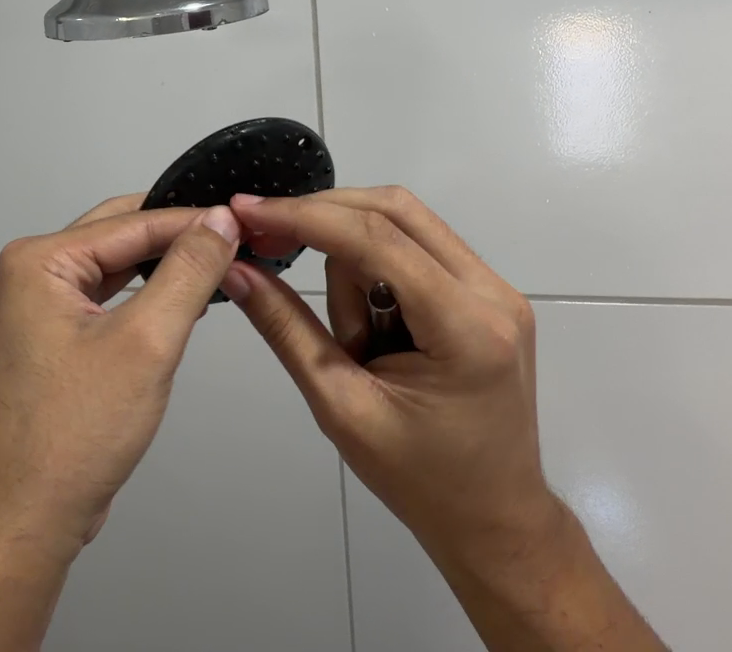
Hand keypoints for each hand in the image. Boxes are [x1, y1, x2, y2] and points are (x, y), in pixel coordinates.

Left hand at [0, 198, 240, 651]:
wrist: (25, 514)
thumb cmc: (73, 434)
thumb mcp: (146, 342)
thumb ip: (185, 273)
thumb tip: (217, 221)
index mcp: (39, 261)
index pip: (131, 222)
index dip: (192, 219)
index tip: (244, 219)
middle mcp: (32, 275)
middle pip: (118, 236)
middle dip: (176, 236)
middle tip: (234, 234)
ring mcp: (38, 308)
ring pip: (113, 268)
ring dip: (162, 266)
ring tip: (219, 262)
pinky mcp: (51, 339)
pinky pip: (104, 299)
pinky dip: (143, 297)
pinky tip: (182, 300)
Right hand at [222, 188, 665, 651]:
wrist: (495, 521)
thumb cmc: (418, 479)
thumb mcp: (338, 405)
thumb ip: (285, 328)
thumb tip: (234, 268)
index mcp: (464, 327)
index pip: (373, 239)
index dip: (302, 216)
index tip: (243, 211)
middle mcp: (491, 291)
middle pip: (391, 210)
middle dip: (321, 218)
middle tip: (265, 242)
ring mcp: (496, 289)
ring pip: (401, 223)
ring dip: (351, 259)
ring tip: (351, 341)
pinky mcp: (486, 294)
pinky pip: (414, 247)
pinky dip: (371, 264)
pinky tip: (364, 323)